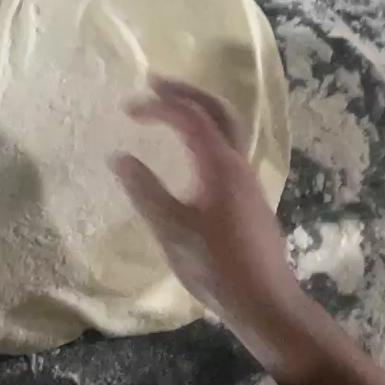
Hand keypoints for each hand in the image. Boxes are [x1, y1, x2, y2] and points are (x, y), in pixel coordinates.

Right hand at [112, 78, 302, 342]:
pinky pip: (226, 145)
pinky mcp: (247, 194)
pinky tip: (187, 147)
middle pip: (217, 110)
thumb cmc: (217, 267)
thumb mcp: (171, 231)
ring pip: (227, 126)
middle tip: (154, 82)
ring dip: (198, 109)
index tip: (128, 110)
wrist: (266, 302)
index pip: (189, 117)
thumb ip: (145, 191)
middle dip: (185, 92)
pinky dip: (204, 130)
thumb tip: (118, 157)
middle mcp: (237, 164)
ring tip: (169, 106)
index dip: (158, 106)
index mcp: (219, 166)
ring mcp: (246, 178)